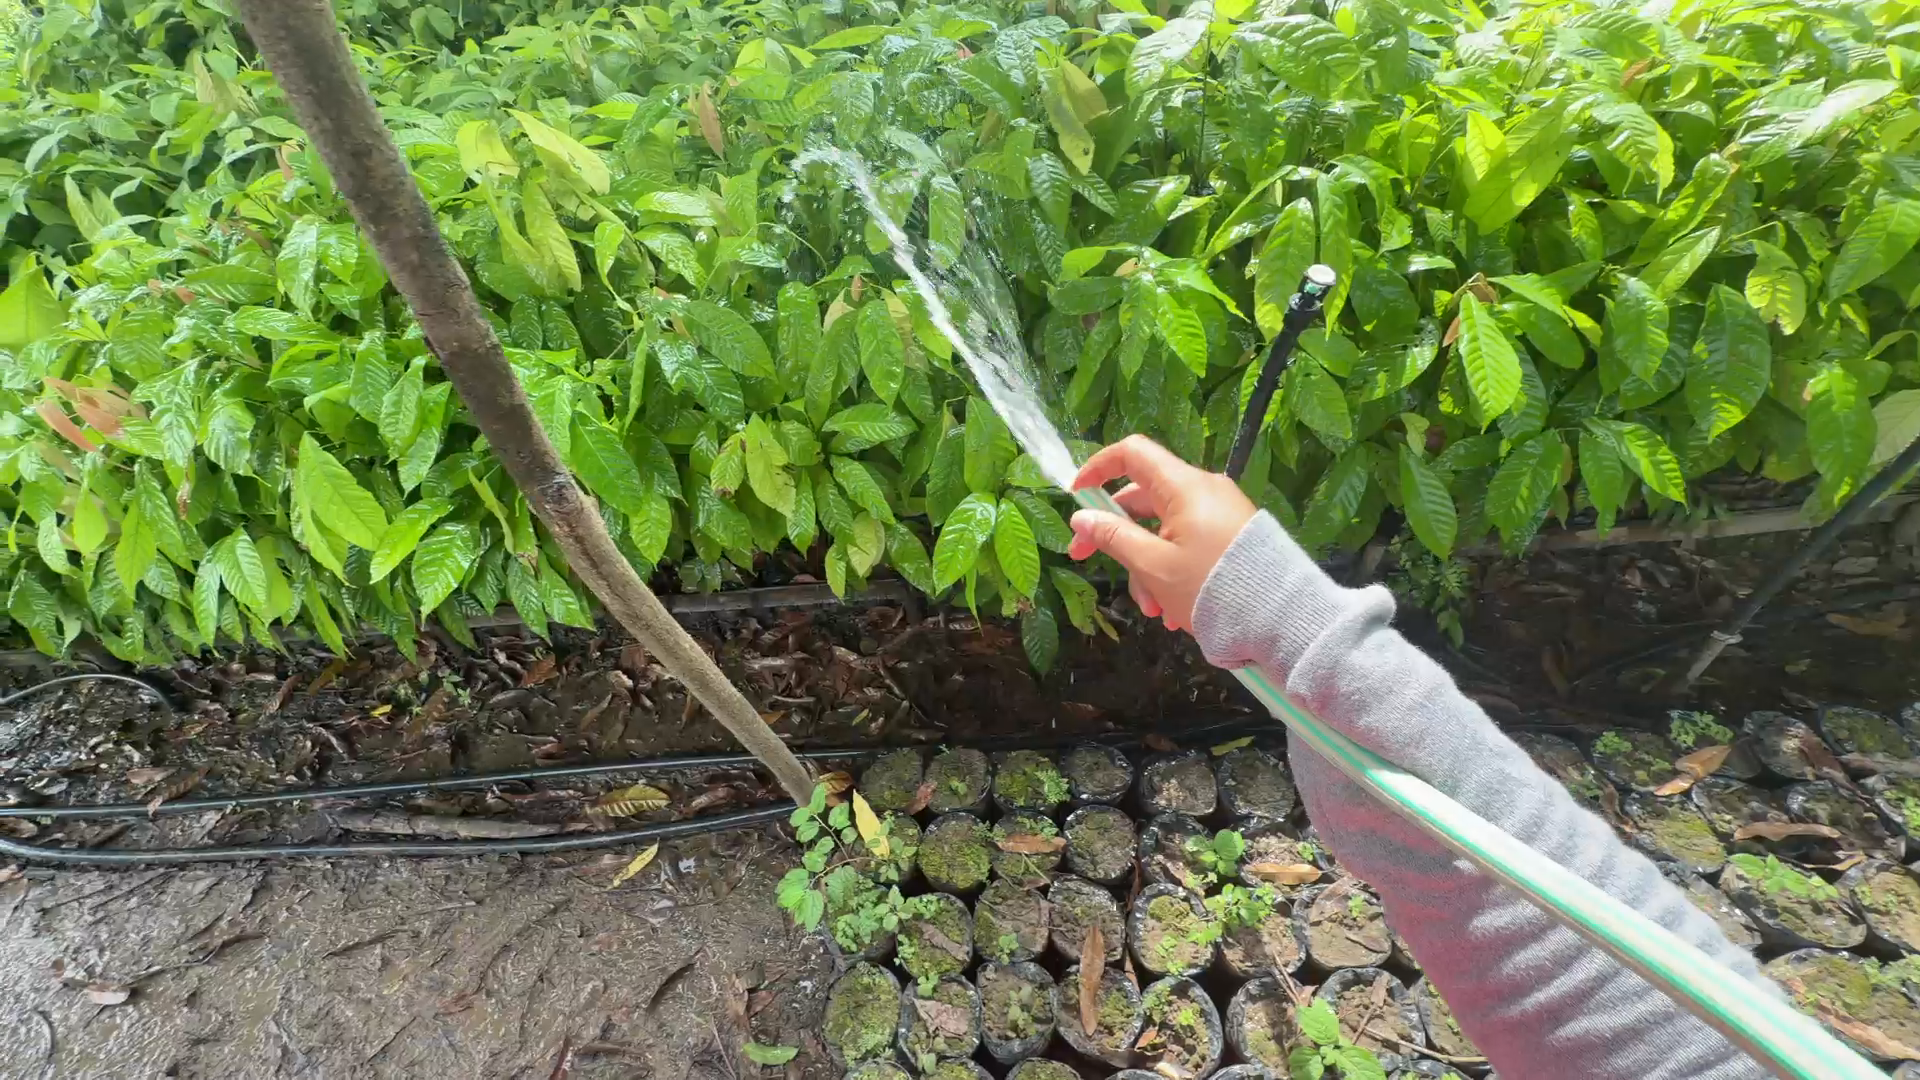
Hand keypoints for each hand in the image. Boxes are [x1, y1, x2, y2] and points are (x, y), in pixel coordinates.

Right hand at [1068, 435, 1256, 633]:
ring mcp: (1219, 513)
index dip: (1098, 468)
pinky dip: (1171, 570)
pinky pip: (1188, 543)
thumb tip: (1082, 517)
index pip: (1132, 453)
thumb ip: (1113, 537)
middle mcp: (1203, 491)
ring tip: (1152, 610)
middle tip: (1087, 562)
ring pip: (1163, 529)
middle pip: (1142, 499)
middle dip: (1116, 536)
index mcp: (1183, 487)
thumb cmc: (1210, 586)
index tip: (1076, 496)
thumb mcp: (1152, 565)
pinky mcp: (1231, 536)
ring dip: (1145, 566)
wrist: (1282, 618)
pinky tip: (1171, 610)